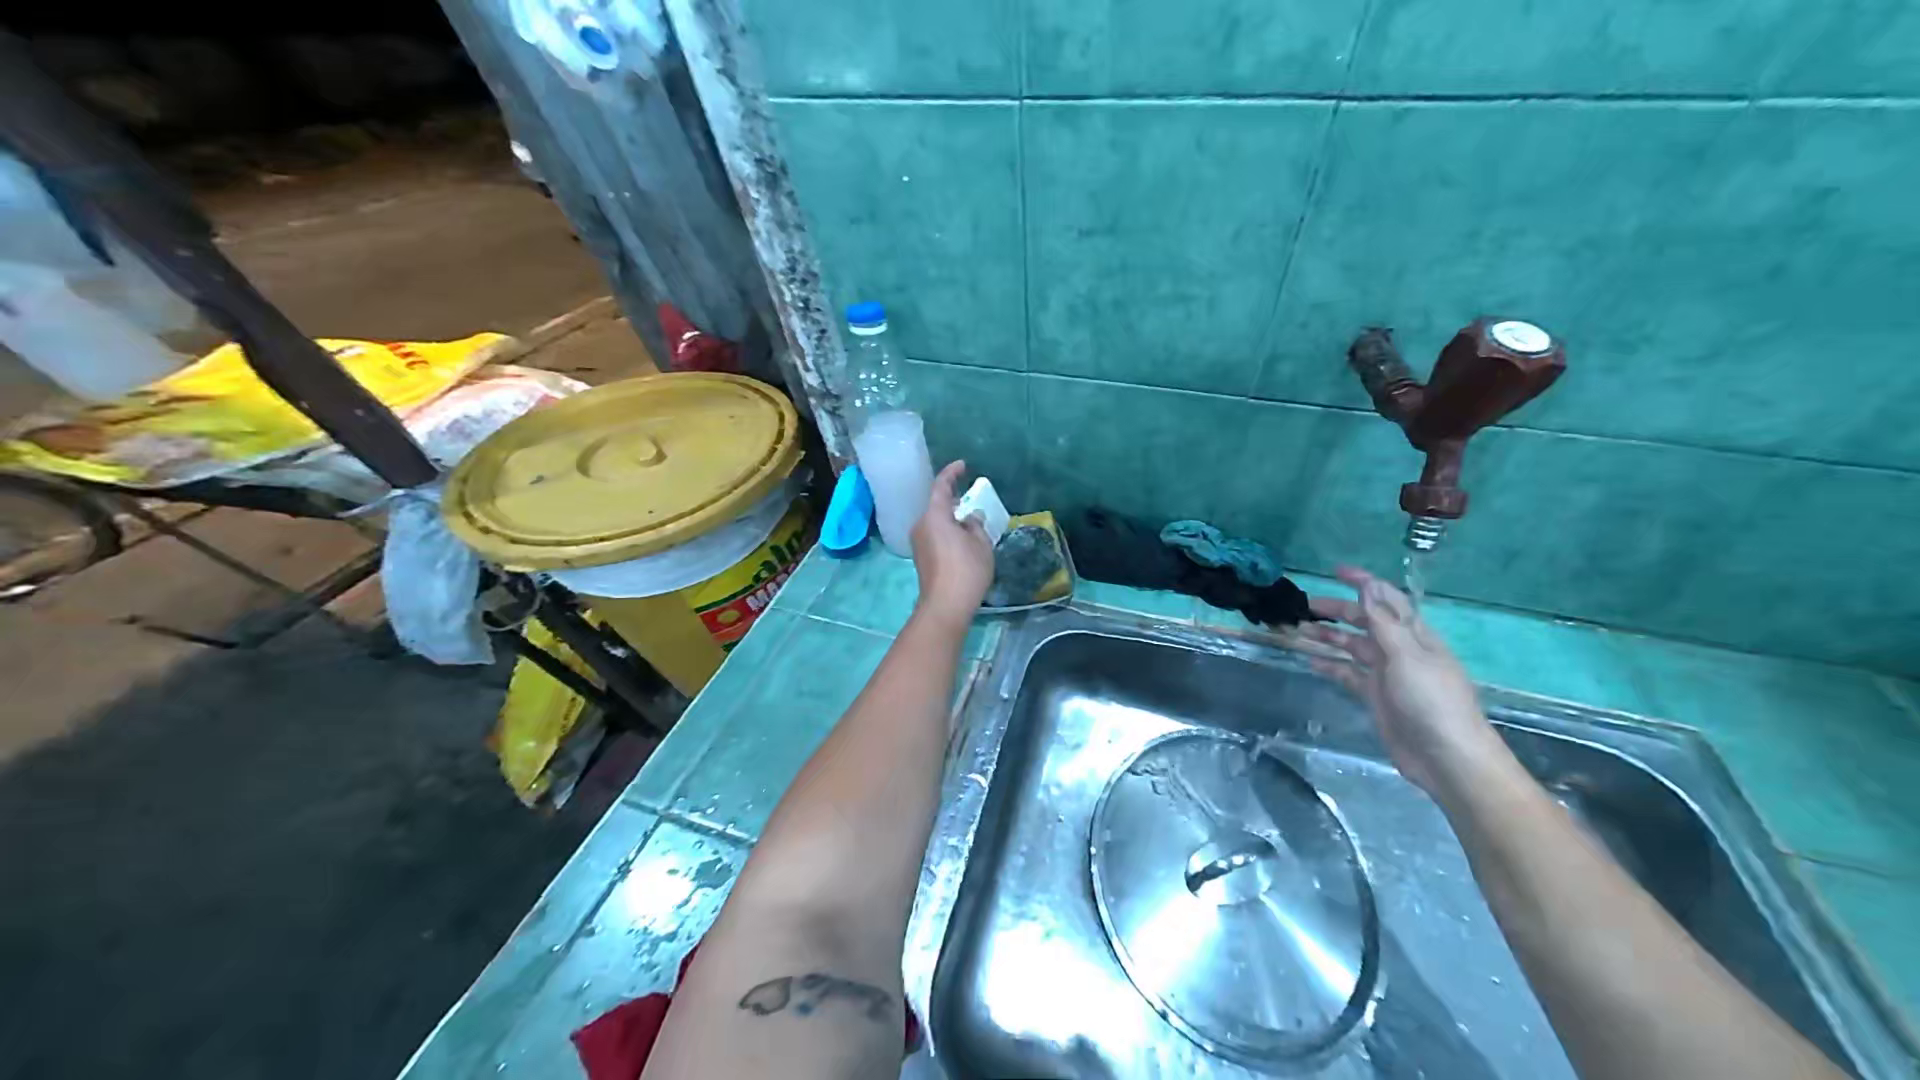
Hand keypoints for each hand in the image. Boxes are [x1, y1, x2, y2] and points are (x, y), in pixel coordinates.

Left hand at [909, 461, 993, 626]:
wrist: (945, 605)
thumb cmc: (966, 570)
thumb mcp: (980, 544)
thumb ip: (976, 525)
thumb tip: (971, 517)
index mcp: (934, 515)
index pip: (941, 486)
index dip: (951, 473)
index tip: (962, 466)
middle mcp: (921, 525)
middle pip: (937, 506)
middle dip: (954, 501)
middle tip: (972, 500)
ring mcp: (918, 542)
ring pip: (936, 522)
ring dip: (951, 519)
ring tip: (971, 524)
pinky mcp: (921, 557)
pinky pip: (935, 535)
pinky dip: (948, 532)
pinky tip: (963, 541)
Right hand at [1299, 565, 1507, 796]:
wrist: (1446, 757)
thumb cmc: (1431, 701)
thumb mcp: (1408, 657)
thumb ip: (1384, 623)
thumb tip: (1369, 587)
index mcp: (1414, 637)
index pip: (1387, 600)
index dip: (1364, 584)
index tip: (1337, 571)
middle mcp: (1400, 651)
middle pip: (1366, 622)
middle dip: (1339, 610)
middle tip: (1307, 605)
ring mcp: (1387, 675)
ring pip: (1353, 646)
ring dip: (1330, 636)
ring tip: (1302, 630)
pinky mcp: (1376, 697)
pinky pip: (1348, 673)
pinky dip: (1330, 665)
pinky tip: (1310, 661)